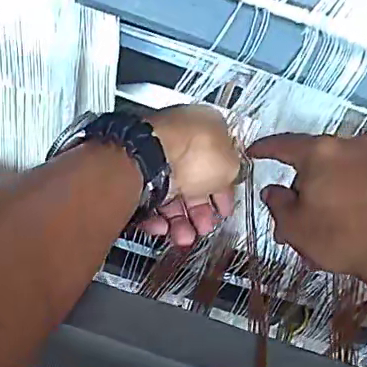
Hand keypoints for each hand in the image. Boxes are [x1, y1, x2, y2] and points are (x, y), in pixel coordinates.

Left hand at [140, 103, 239, 247]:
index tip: (224, 208)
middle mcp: (177, 142)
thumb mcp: (230, 165)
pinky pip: (146, 204)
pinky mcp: (133, 178)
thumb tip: (232, 179)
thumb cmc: (190, 151)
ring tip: (184, 236)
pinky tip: (163, 228)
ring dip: (179, 222)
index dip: (223, 189)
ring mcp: (153, 159)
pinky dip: (155, 220)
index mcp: (204, 129)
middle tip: (204, 226)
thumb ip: (233, 174)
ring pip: (168, 197)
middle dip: (200, 212)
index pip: (218, 163)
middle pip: (191, 184)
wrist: (150, 158)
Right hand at [249, 132, 366, 286]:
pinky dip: (348, 198)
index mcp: (320, 153)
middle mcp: (351, 147)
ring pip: (338, 173)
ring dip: (325, 195)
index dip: (264, 150)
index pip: (283, 145)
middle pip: (314, 161)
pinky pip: (361, 182)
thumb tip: (274, 192)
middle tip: (290, 216)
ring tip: (319, 229)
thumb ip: (278, 204)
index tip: (255, 151)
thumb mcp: (294, 226)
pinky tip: (346, 225)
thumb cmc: (345, 237)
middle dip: (300, 187)